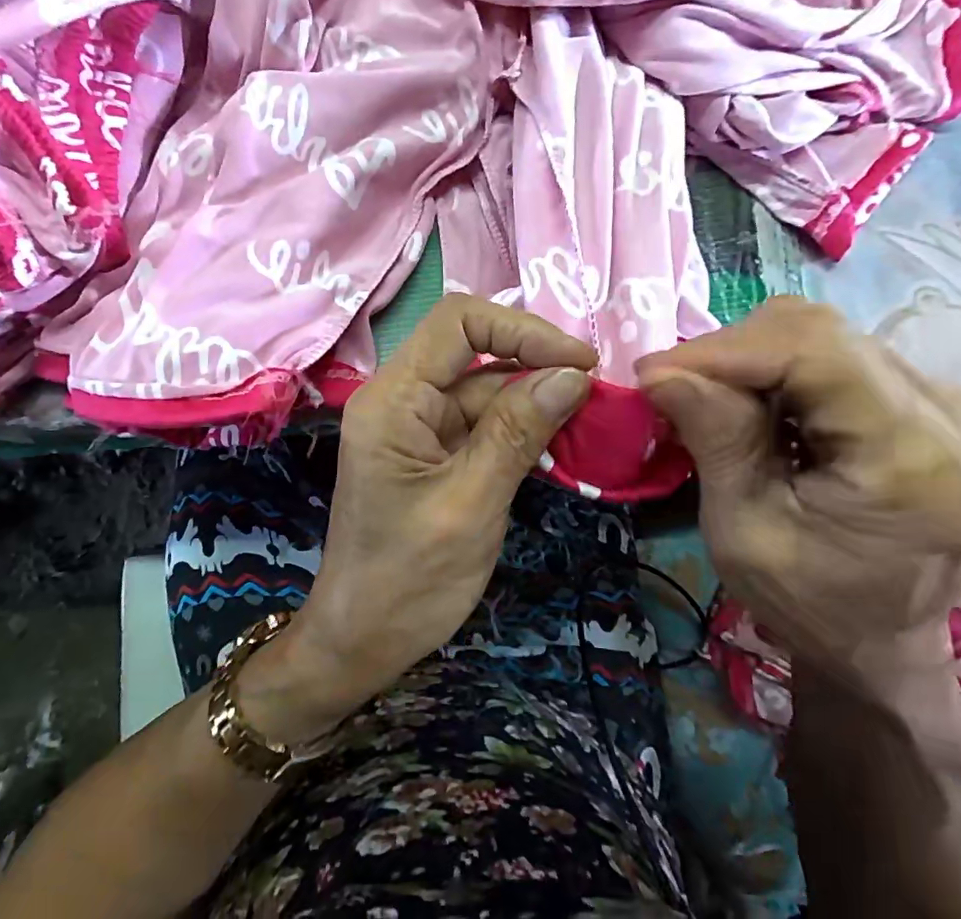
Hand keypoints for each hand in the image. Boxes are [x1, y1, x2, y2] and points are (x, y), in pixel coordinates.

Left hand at [242, 296, 595, 741]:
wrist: (362, 639)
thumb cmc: (409, 579)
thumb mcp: (472, 503)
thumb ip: (519, 432)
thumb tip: (573, 374)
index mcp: (392, 400)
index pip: (457, 323)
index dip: (522, 329)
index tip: (580, 363)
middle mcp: (397, 401)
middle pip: (472, 354)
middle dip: (535, 368)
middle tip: (598, 400)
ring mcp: (412, 429)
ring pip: (480, 391)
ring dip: (533, 403)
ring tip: (591, 425)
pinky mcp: (427, 455)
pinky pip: (477, 425)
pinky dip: (517, 431)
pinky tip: (558, 445)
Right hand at [635, 298, 960, 689]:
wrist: (878, 646)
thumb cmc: (806, 602)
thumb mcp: (743, 530)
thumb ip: (717, 440)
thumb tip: (662, 370)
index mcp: (917, 461)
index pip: (817, 353)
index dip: (725, 350)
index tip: (653, 373)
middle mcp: (959, 422)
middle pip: (824, 336)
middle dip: (732, 353)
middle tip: (673, 387)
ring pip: (831, 340)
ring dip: (754, 360)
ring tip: (710, 400)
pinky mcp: (943, 412)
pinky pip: (847, 360)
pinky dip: (784, 373)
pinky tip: (760, 410)